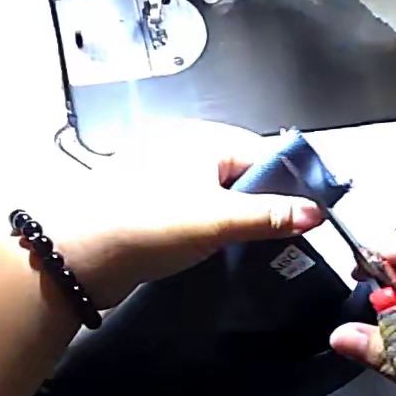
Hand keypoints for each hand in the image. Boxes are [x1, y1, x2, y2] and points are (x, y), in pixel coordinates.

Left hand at [33, 121, 325, 307]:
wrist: (80, 257)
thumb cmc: (147, 224)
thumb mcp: (217, 219)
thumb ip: (269, 215)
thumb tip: (314, 213)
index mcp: (201, 139)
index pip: (263, 153)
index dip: (289, 183)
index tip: (307, 216)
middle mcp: (183, 152)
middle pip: (241, 176)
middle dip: (262, 206)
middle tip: (281, 240)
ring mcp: (164, 180)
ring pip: (217, 198)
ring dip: (235, 223)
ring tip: (250, 249)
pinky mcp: (151, 208)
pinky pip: (194, 215)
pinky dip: (210, 232)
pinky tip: (216, 253)